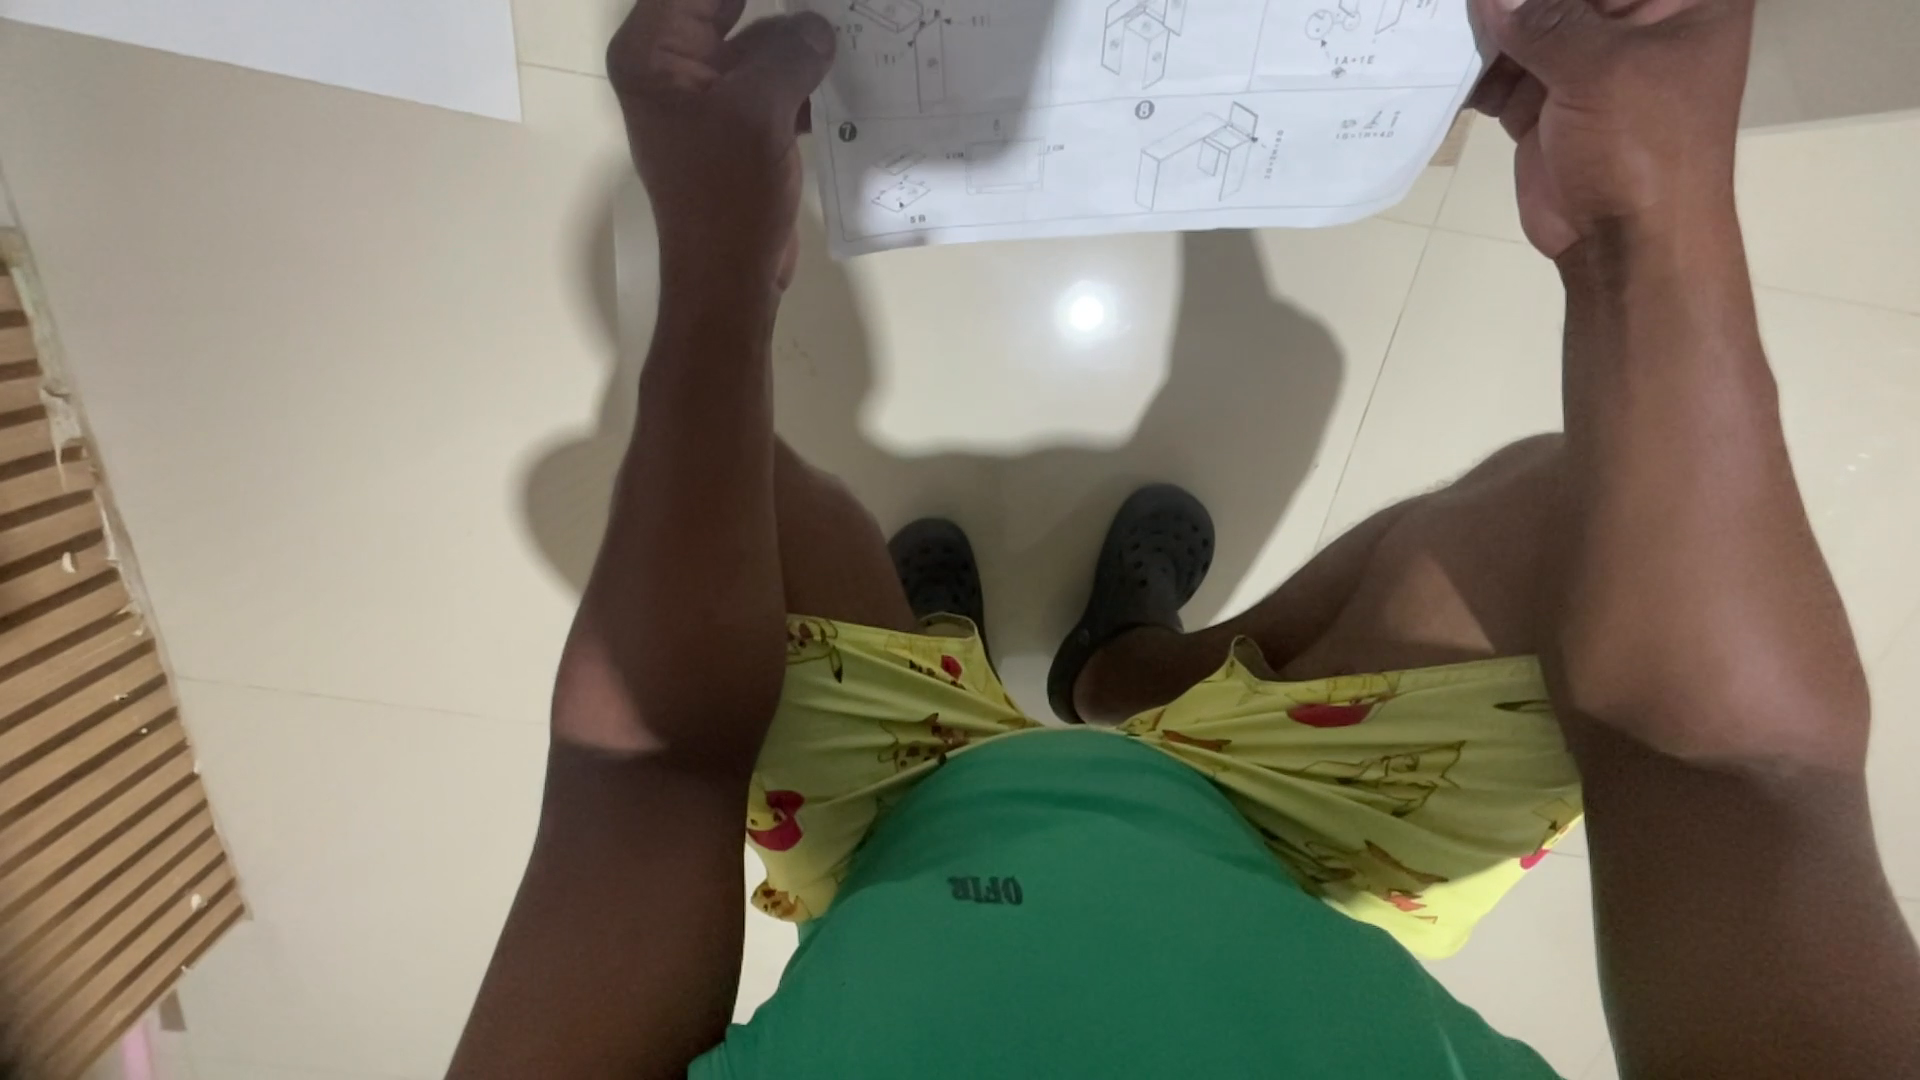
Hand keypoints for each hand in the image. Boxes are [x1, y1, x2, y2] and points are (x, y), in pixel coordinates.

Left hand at [607, 0, 835, 292]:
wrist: (731, 276)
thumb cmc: (728, 195)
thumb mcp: (757, 113)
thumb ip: (788, 56)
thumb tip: (819, 27)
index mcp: (655, 53)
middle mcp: (675, 71)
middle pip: (728, 11)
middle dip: (780, 8)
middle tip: (830, 7)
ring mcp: (710, 105)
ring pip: (759, 53)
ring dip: (801, 47)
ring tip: (847, 33)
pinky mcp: (740, 136)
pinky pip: (774, 93)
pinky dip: (806, 88)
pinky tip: (844, 81)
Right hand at [1468, 0, 1755, 258]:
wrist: (1623, 235)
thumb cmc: (1641, 144)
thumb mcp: (1601, 69)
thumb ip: (1546, 25)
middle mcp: (1631, 21)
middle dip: (1511, 3)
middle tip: (1460, 7)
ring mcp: (1582, 67)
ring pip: (1525, 33)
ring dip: (1485, 35)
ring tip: (1439, 29)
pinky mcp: (1542, 108)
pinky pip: (1502, 79)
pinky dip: (1473, 76)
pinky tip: (1441, 69)